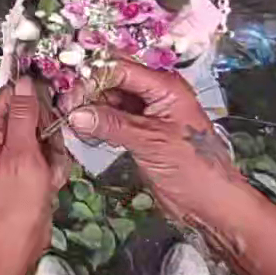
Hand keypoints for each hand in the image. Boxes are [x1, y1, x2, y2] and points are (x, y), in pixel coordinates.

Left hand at [0, 76, 67, 274]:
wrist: (15, 246)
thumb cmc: (16, 201)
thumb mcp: (22, 154)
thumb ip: (23, 116)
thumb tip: (24, 81)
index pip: (11, 96)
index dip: (33, 98)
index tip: (53, 106)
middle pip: (32, 116)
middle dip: (48, 133)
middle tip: (48, 153)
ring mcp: (14, 156)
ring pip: (45, 137)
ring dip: (54, 155)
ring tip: (48, 174)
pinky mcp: (27, 171)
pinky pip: (48, 157)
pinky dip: (53, 169)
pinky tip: (51, 184)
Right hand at [60, 60, 241, 224]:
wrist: (211, 204)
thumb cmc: (193, 168)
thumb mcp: (150, 142)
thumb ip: (111, 124)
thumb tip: (75, 114)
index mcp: (164, 86)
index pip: (119, 69)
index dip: (92, 77)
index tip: (69, 93)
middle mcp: (153, 94)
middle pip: (111, 80)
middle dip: (87, 90)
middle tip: (64, 107)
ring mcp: (145, 113)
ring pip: (108, 99)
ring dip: (88, 107)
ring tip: (68, 119)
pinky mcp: (138, 131)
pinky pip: (110, 118)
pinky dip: (95, 122)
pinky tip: (80, 129)